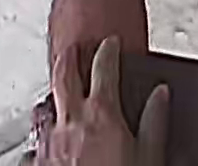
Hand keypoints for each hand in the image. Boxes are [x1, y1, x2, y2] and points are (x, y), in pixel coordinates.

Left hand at [41, 37, 169, 165]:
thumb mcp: (149, 160)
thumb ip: (155, 122)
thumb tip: (161, 94)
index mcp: (101, 113)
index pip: (104, 64)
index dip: (108, 49)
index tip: (112, 44)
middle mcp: (71, 120)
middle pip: (64, 72)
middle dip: (70, 56)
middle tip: (77, 49)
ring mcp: (50, 143)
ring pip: (47, 104)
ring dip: (55, 95)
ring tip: (62, 93)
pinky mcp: (37, 164)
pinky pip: (37, 139)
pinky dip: (45, 133)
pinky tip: (51, 139)